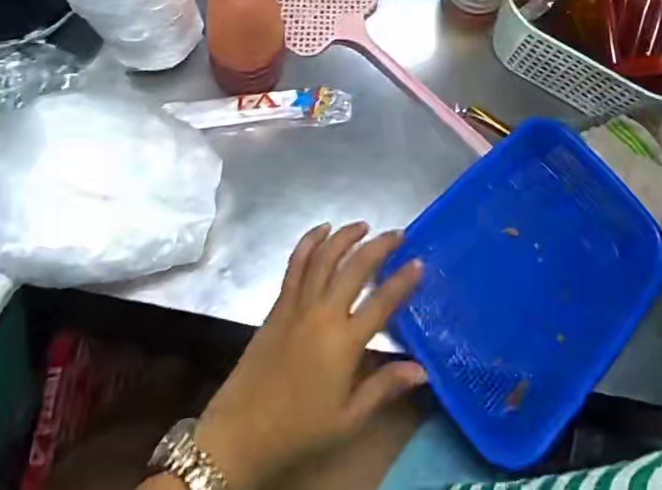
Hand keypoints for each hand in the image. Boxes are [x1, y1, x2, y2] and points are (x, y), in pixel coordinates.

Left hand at [192, 224, 425, 489]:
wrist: (239, 436)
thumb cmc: (298, 430)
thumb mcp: (348, 419)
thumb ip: (385, 387)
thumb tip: (423, 370)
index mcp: (344, 342)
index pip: (382, 301)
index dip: (403, 280)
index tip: (419, 262)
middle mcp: (322, 315)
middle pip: (355, 268)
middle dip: (380, 246)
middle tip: (398, 235)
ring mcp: (297, 307)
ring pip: (324, 257)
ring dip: (345, 236)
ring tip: (363, 225)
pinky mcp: (278, 307)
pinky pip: (295, 265)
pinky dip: (309, 243)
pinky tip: (322, 230)